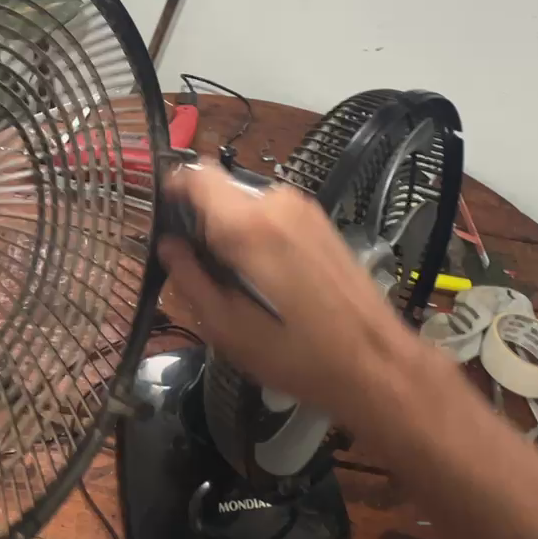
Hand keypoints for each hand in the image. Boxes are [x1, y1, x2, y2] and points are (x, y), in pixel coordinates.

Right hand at [157, 165, 437, 426]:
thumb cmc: (298, 355)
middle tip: (194, 260)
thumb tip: (167, 245)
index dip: (171, 187)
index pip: (196, 174)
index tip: (159, 216)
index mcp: (248, 224)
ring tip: (231, 274)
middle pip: (219, 187)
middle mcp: (275, 202)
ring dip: (228, 224)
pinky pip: (270, 210)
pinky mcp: (318, 219)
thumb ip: (189, 278)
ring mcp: (301, 208)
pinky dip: (255, 229)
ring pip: (244, 199)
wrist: (377, 363)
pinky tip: (263, 272)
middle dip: (200, 216)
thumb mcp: (228, 328)